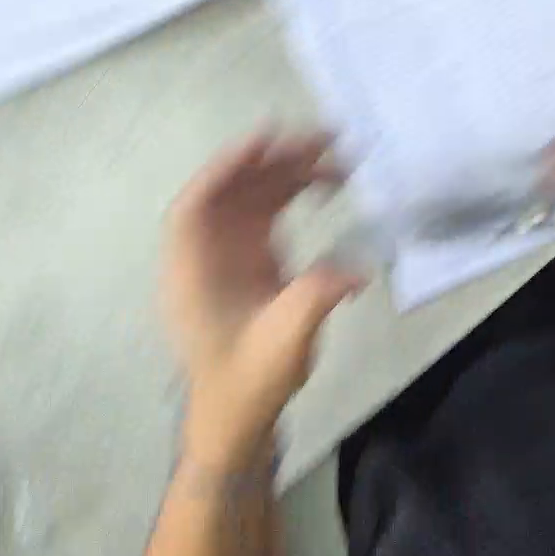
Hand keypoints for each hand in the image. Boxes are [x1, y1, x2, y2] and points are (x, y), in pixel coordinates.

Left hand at [161, 133, 364, 455]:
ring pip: (256, 195)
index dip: (226, 168)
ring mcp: (229, 252)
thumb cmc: (247, 382)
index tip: (263, 141)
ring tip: (337, 156)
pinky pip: (272, 210)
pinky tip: (328, 185)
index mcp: (195, 272)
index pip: (197, 206)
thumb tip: (359, 269)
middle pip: (235, 191)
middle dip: (275, 161)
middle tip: (323, 139)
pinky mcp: (253, 257)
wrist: (239, 416)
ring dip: (292, 171)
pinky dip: (297, 192)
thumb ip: (316, 300)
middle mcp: (207, 252)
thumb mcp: (284, 343)